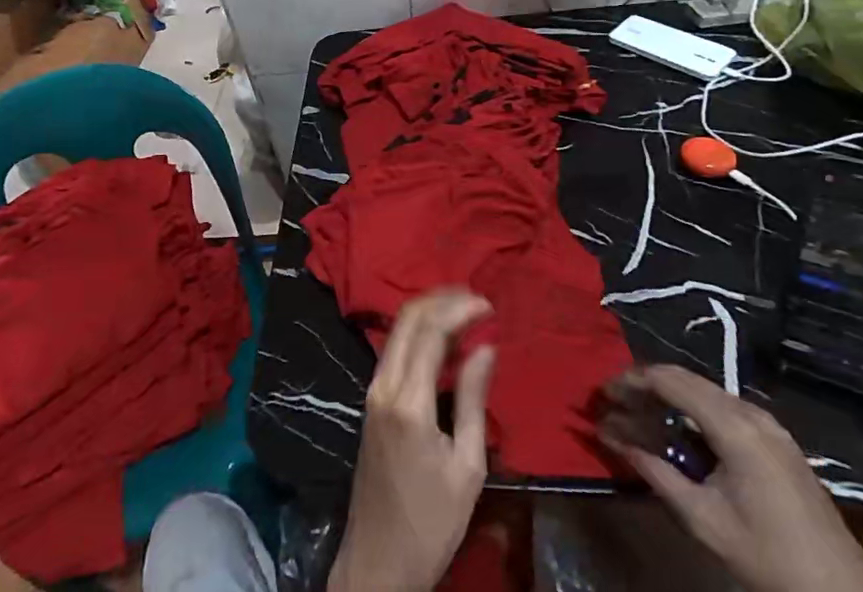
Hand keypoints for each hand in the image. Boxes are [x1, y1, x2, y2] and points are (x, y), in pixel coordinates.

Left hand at [328, 289, 496, 591]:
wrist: (377, 563)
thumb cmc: (431, 522)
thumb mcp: (467, 466)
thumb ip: (473, 399)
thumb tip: (486, 347)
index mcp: (408, 403)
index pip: (430, 332)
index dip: (460, 309)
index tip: (490, 305)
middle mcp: (383, 388)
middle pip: (406, 320)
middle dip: (442, 300)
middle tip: (478, 299)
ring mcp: (372, 393)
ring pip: (396, 331)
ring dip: (429, 312)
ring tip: (466, 311)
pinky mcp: (371, 403)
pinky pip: (394, 350)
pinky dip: (418, 332)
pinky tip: (444, 338)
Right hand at [601, 366, 862, 591]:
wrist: (838, 588)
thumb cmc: (765, 554)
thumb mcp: (702, 517)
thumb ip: (655, 471)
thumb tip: (613, 437)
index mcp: (734, 425)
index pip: (672, 381)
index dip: (633, 380)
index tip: (603, 392)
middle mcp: (751, 411)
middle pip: (688, 379)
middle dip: (647, 384)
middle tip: (614, 401)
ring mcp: (768, 422)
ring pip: (706, 391)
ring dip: (670, 396)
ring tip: (639, 413)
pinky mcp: (776, 437)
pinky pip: (724, 407)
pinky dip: (693, 410)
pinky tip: (678, 430)